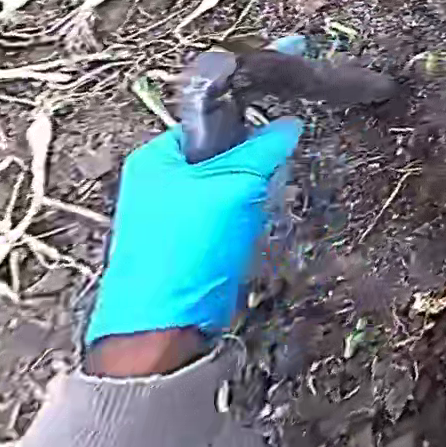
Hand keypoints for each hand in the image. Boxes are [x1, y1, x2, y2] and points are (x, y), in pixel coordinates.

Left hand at [84, 118, 301, 346]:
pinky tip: (246, 229)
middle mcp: (160, 179)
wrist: (166, 325)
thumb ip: (266, 146)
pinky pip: (231, 208)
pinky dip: (246, 215)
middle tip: (260, 184)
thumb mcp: (236, 182)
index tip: (270, 143)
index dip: (248, 128)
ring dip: (253, 193)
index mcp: (156, 158)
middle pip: (229, 151)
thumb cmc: (186, 249)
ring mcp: (174, 209)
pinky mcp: (190, 234)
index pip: (215, 121)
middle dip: (254, 166)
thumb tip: (289, 124)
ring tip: (252, 212)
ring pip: (234, 181)